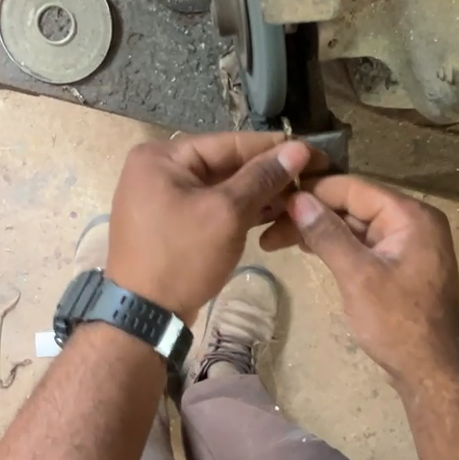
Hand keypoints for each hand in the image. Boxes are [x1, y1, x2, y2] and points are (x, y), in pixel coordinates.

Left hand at [107, 133, 317, 323]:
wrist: (144, 316)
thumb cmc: (181, 258)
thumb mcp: (226, 213)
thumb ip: (262, 178)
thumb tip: (299, 148)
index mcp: (162, 156)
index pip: (229, 143)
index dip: (275, 148)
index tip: (314, 151)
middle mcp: (159, 170)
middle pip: (226, 164)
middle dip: (269, 173)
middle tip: (314, 176)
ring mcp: (164, 199)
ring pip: (222, 188)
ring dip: (260, 194)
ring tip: (303, 196)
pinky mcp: (174, 225)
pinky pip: (213, 209)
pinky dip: (242, 212)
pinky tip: (277, 214)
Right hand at [262, 175, 458, 389]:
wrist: (431, 370)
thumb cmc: (397, 323)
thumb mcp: (357, 276)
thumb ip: (327, 234)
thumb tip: (297, 200)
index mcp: (411, 216)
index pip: (354, 188)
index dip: (314, 191)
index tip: (275, 198)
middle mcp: (413, 222)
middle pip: (354, 205)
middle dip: (313, 213)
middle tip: (270, 226)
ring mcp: (407, 244)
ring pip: (355, 225)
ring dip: (320, 230)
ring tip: (277, 238)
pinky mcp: (399, 265)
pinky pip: (363, 244)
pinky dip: (337, 245)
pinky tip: (307, 248)